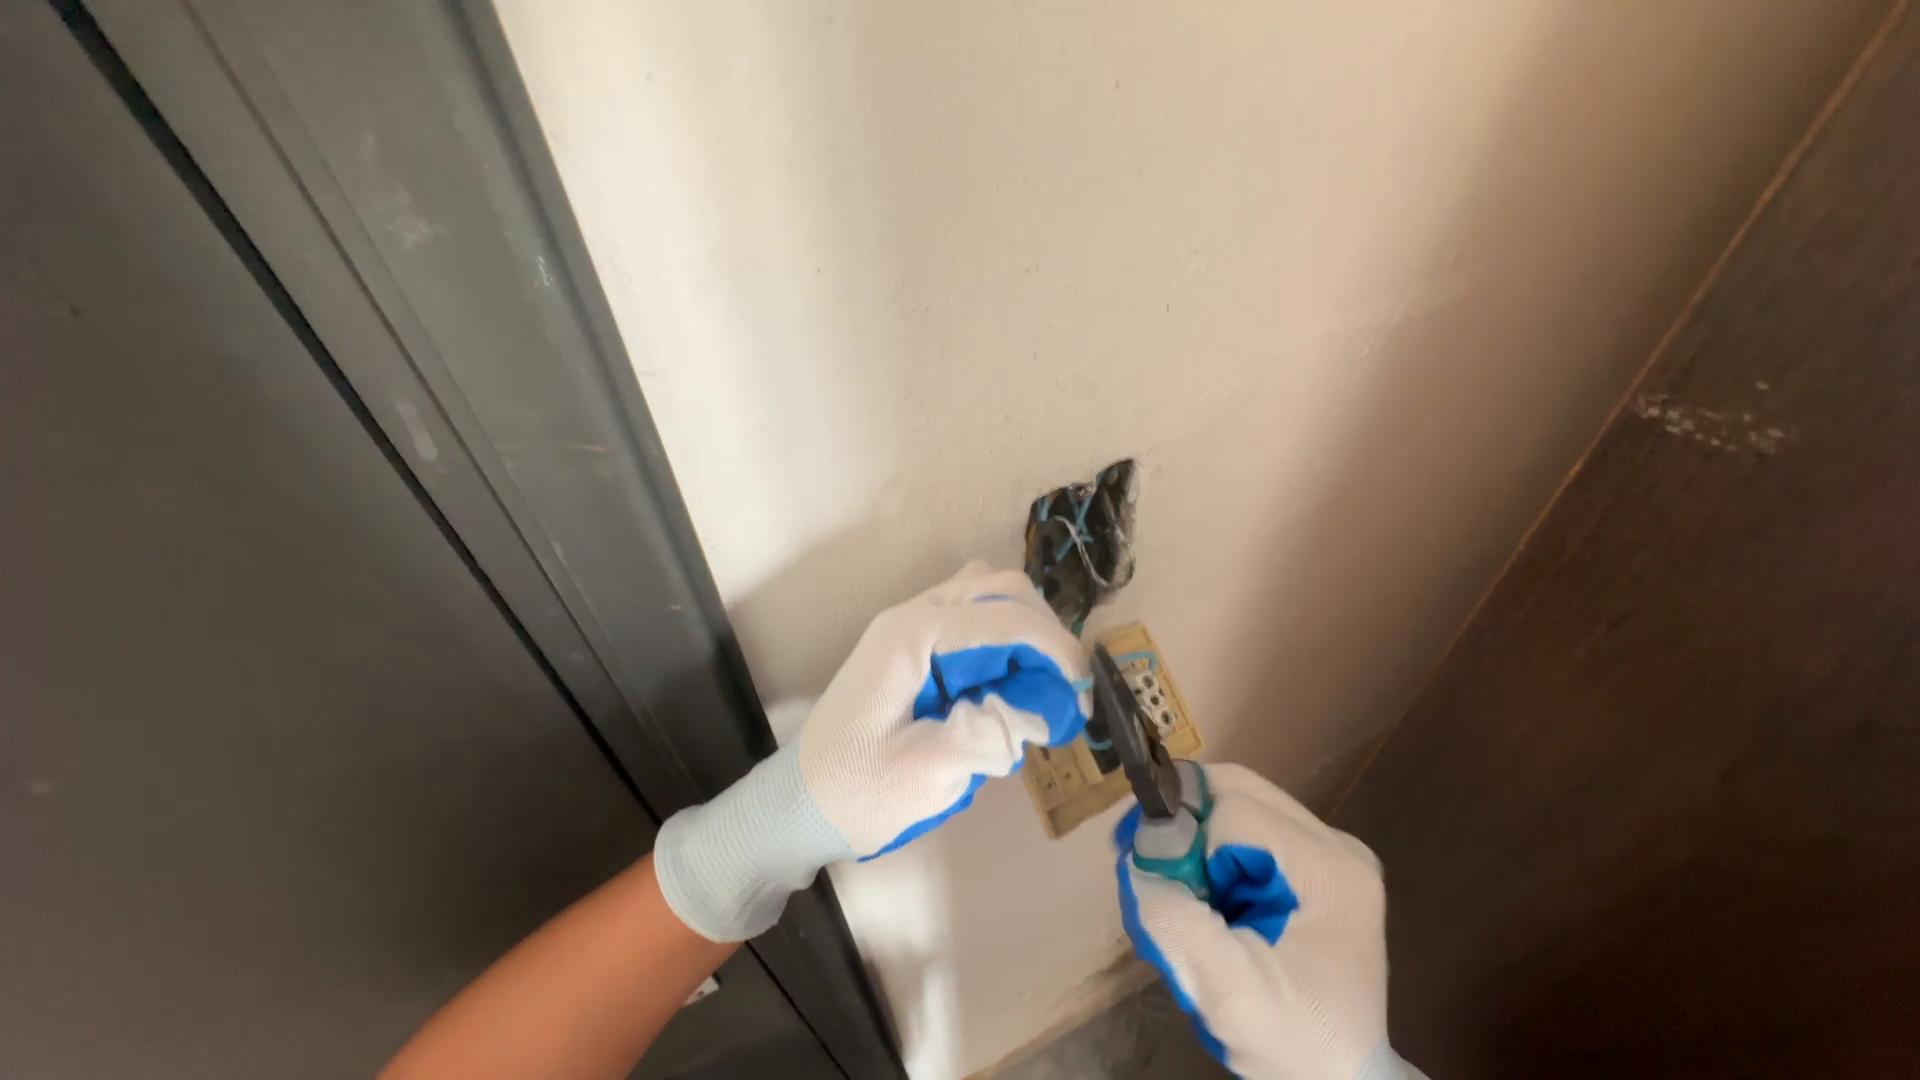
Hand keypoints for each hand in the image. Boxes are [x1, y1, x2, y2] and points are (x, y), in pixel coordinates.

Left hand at [656, 562, 1090, 940]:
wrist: (799, 806)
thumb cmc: (856, 793)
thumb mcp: (926, 773)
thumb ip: (987, 733)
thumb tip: (1038, 709)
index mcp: (911, 636)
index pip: (1003, 618)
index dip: (1056, 649)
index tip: (1084, 694)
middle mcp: (911, 616)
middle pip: (998, 588)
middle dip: (1044, 631)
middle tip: (1064, 688)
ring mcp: (909, 627)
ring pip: (986, 594)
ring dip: (1024, 628)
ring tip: (1041, 681)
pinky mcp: (913, 648)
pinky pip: (971, 619)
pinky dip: (1003, 638)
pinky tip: (1009, 680)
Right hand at [1115, 763, 1424, 1079]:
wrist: (1338, 1078)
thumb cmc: (1290, 1039)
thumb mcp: (1226, 992)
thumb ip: (1175, 920)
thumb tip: (1135, 857)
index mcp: (1326, 870)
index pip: (1231, 808)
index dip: (1185, 837)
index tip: (1161, 883)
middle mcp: (1336, 844)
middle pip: (1235, 790)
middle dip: (1185, 825)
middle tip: (1158, 877)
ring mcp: (1331, 849)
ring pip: (1236, 802)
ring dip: (1197, 839)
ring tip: (1188, 896)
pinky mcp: (1317, 861)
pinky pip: (1247, 824)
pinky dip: (1213, 849)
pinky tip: (1211, 896)